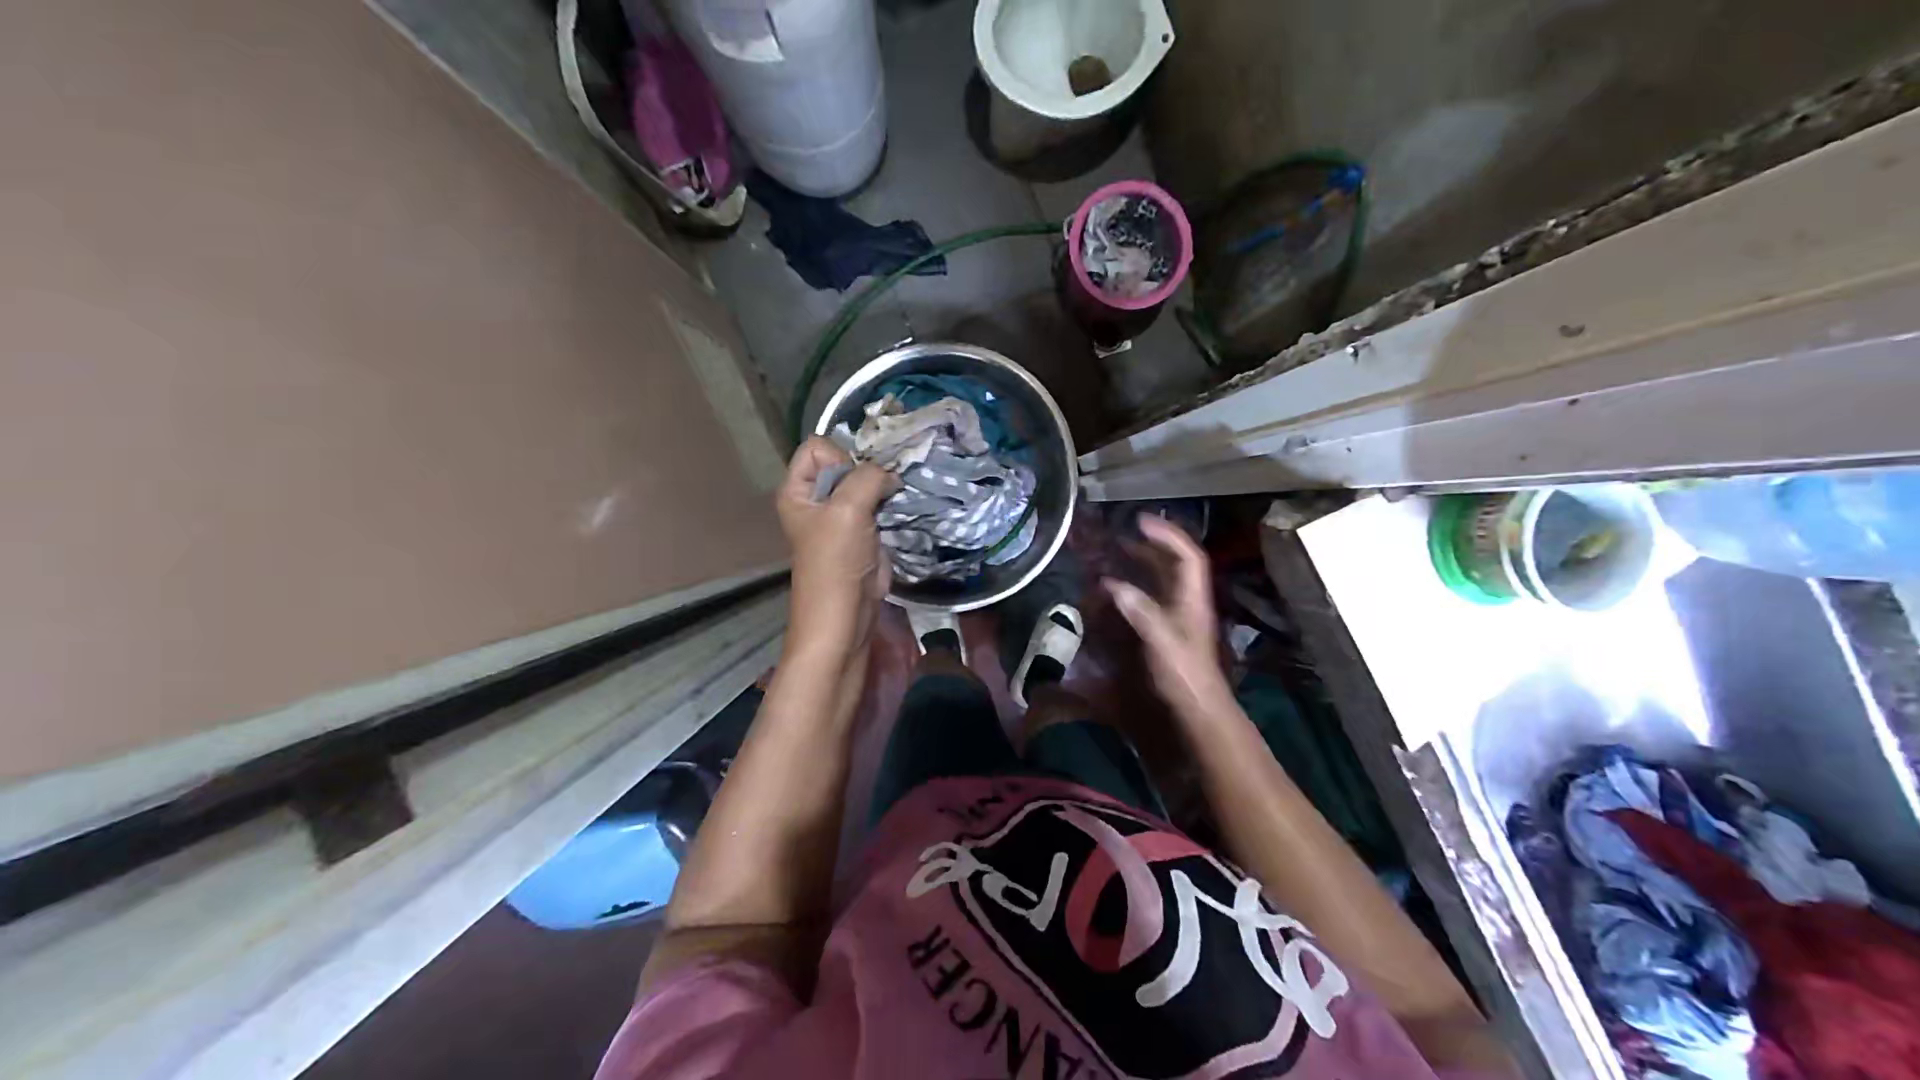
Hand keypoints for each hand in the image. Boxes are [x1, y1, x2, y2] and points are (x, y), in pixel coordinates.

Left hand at [776, 437, 898, 657]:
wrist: (846, 612)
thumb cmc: (835, 560)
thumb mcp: (847, 509)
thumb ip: (868, 476)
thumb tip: (890, 474)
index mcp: (797, 489)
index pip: (817, 447)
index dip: (838, 458)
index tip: (851, 484)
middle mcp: (816, 497)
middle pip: (844, 461)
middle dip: (866, 469)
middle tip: (880, 489)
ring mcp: (841, 514)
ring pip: (864, 481)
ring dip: (882, 485)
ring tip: (895, 495)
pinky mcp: (864, 529)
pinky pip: (878, 501)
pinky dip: (891, 501)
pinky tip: (901, 505)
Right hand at [1103, 514, 1235, 720]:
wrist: (1197, 706)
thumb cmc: (1183, 673)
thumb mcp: (1161, 640)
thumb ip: (1139, 610)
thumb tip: (1113, 584)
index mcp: (1192, 598)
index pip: (1187, 556)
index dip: (1167, 535)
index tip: (1143, 522)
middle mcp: (1187, 601)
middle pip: (1174, 563)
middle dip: (1151, 545)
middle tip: (1125, 534)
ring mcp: (1179, 615)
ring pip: (1164, 579)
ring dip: (1143, 564)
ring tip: (1119, 553)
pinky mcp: (1169, 628)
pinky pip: (1153, 597)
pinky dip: (1136, 586)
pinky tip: (1118, 589)